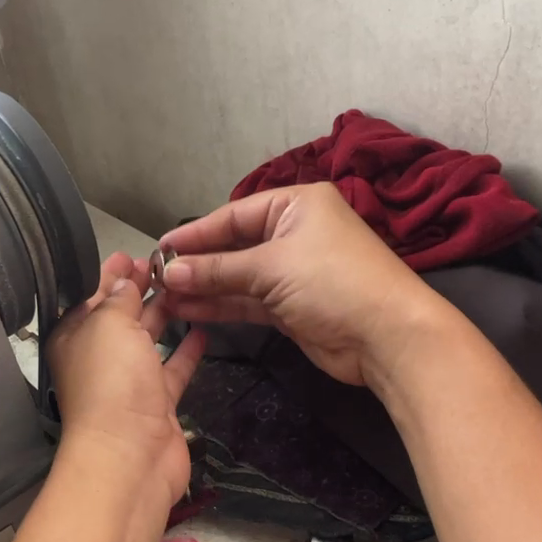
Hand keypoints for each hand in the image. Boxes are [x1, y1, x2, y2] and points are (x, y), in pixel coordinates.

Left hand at [46, 253, 206, 512]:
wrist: (129, 456)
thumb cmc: (111, 382)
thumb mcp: (109, 325)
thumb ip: (118, 298)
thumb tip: (122, 279)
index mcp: (73, 338)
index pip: (89, 297)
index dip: (109, 275)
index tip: (132, 253)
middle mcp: (98, 358)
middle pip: (119, 317)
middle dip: (139, 290)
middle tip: (165, 265)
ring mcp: (128, 383)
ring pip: (147, 341)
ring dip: (165, 315)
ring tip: (188, 287)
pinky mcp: (157, 403)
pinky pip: (173, 369)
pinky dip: (186, 350)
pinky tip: (203, 328)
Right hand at [157, 183, 455, 386]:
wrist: (387, 336)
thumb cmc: (334, 282)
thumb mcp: (272, 266)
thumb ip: (217, 270)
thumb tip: (169, 272)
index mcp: (296, 205)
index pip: (233, 215)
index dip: (196, 234)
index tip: (159, 249)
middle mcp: (294, 233)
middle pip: (233, 246)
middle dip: (196, 264)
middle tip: (155, 278)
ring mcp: (292, 272)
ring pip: (237, 277)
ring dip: (203, 288)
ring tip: (163, 297)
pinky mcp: (290, 307)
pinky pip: (247, 301)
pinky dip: (220, 306)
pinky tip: (188, 310)